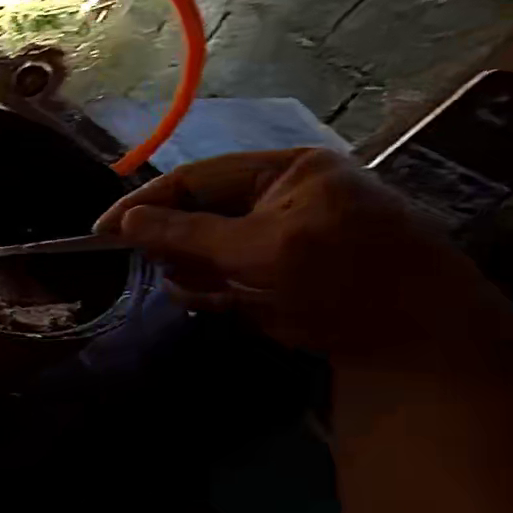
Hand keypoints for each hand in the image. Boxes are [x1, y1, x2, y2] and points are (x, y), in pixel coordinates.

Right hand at [94, 147, 512, 361]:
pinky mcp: (258, 271)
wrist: (410, 339)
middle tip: (176, 270)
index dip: (144, 204)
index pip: (193, 179)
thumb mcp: (261, 249)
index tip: (102, 232)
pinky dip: (205, 292)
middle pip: (187, 214)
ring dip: (192, 274)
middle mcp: (270, 198)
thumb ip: (187, 232)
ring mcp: (263, 236)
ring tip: (220, 292)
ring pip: (189, 250)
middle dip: (175, 246)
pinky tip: (228, 303)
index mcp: (283, 173)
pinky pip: (205, 276)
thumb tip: (124, 221)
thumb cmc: (346, 278)